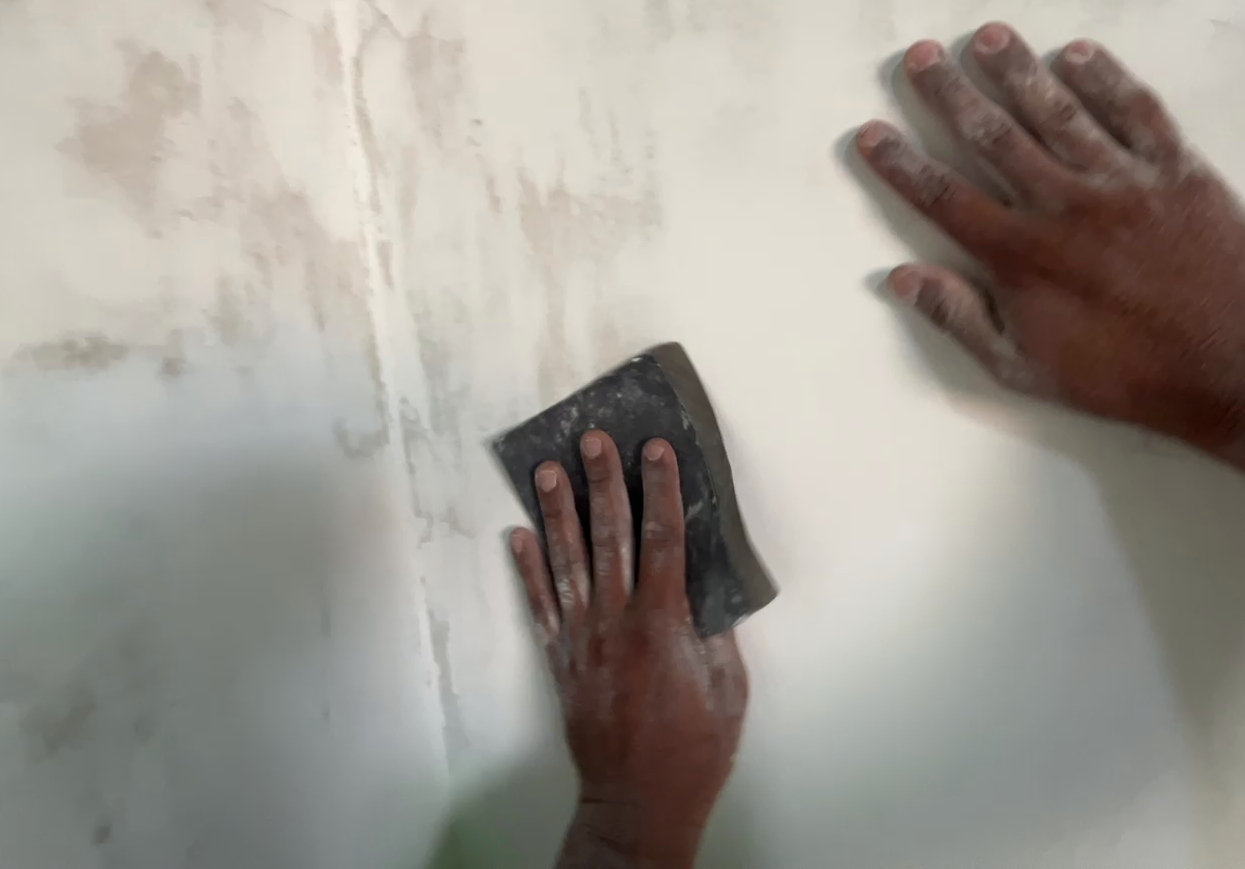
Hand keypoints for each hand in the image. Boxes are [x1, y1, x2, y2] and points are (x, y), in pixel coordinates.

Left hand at [509, 432, 747, 868]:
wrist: (636, 804)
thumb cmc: (693, 748)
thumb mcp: (728, 687)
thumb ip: (715, 628)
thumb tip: (705, 577)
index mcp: (662, 623)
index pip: (664, 539)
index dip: (661, 489)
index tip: (656, 448)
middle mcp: (616, 620)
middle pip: (609, 536)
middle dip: (601, 482)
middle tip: (591, 440)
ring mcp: (581, 637)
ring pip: (566, 561)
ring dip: (555, 512)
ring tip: (545, 471)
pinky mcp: (559, 657)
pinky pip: (539, 604)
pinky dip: (526, 568)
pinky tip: (516, 535)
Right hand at [857, 22, 1244, 447]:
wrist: (1239, 370)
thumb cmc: (1121, 376)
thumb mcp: (1022, 370)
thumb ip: (960, 320)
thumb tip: (900, 277)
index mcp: (1021, 256)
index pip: (944, 198)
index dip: (901, 164)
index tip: (870, 131)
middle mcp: (1064, 206)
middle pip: (994, 138)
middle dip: (950, 94)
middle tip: (921, 55)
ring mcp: (1124, 182)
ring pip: (1059, 113)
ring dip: (1018, 71)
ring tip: (988, 35)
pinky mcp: (1180, 171)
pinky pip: (1138, 113)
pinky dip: (1107, 80)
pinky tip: (1078, 53)